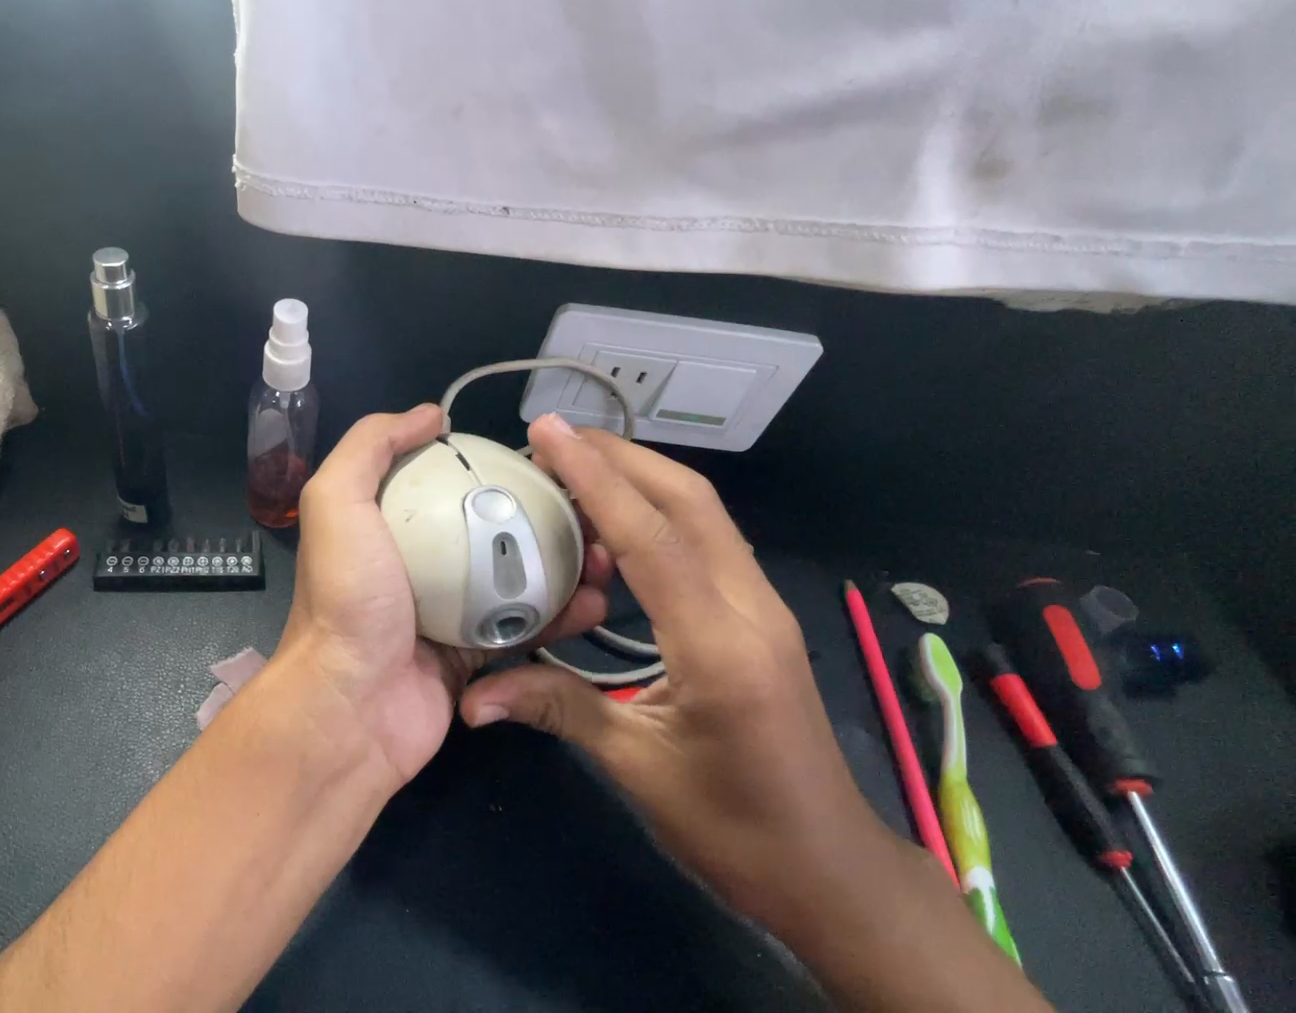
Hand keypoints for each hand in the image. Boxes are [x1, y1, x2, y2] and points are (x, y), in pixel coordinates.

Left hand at [268, 405, 610, 786]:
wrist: (351, 710)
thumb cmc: (347, 599)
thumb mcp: (337, 503)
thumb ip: (370, 447)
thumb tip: (429, 413)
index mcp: (387, 524)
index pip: (448, 480)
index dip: (494, 464)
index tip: (548, 456)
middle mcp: (419, 563)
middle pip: (491, 526)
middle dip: (544, 514)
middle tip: (591, 508)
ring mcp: (448, 612)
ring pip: (516, 577)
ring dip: (563, 565)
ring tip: (606, 553)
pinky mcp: (475, 657)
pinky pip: (524, 627)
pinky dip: (559, 616)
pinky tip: (594, 602)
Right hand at [458, 414, 899, 928]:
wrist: (830, 869)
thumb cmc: (736, 830)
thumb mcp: (639, 769)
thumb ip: (558, 710)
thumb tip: (472, 697)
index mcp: (720, 646)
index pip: (652, 538)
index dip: (596, 478)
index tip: (548, 433)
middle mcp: (751, 609)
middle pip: (690, 501)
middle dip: (621, 457)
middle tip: (552, 439)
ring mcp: (764, 608)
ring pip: (704, 516)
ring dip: (640, 482)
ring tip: (572, 477)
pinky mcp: (761, 617)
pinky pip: (708, 544)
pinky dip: (658, 518)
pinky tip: (612, 537)